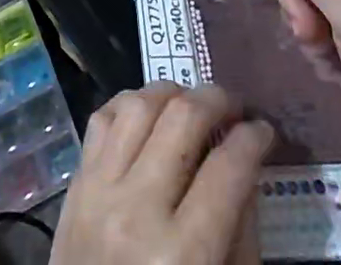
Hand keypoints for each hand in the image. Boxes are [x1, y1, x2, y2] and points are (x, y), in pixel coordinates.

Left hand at [50, 84, 271, 264]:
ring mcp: (100, 190)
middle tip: (234, 105)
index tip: (264, 130)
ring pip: (138, 105)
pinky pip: (102, 118)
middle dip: (217, 100)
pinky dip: (129, 104)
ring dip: (172, 92)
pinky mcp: (76, 182)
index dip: (254, 138)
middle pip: (181, 119)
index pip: (227, 168)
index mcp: (183, 254)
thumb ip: (240, 229)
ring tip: (192, 102)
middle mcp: (138, 210)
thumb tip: (246, 162)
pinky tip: (150, 113)